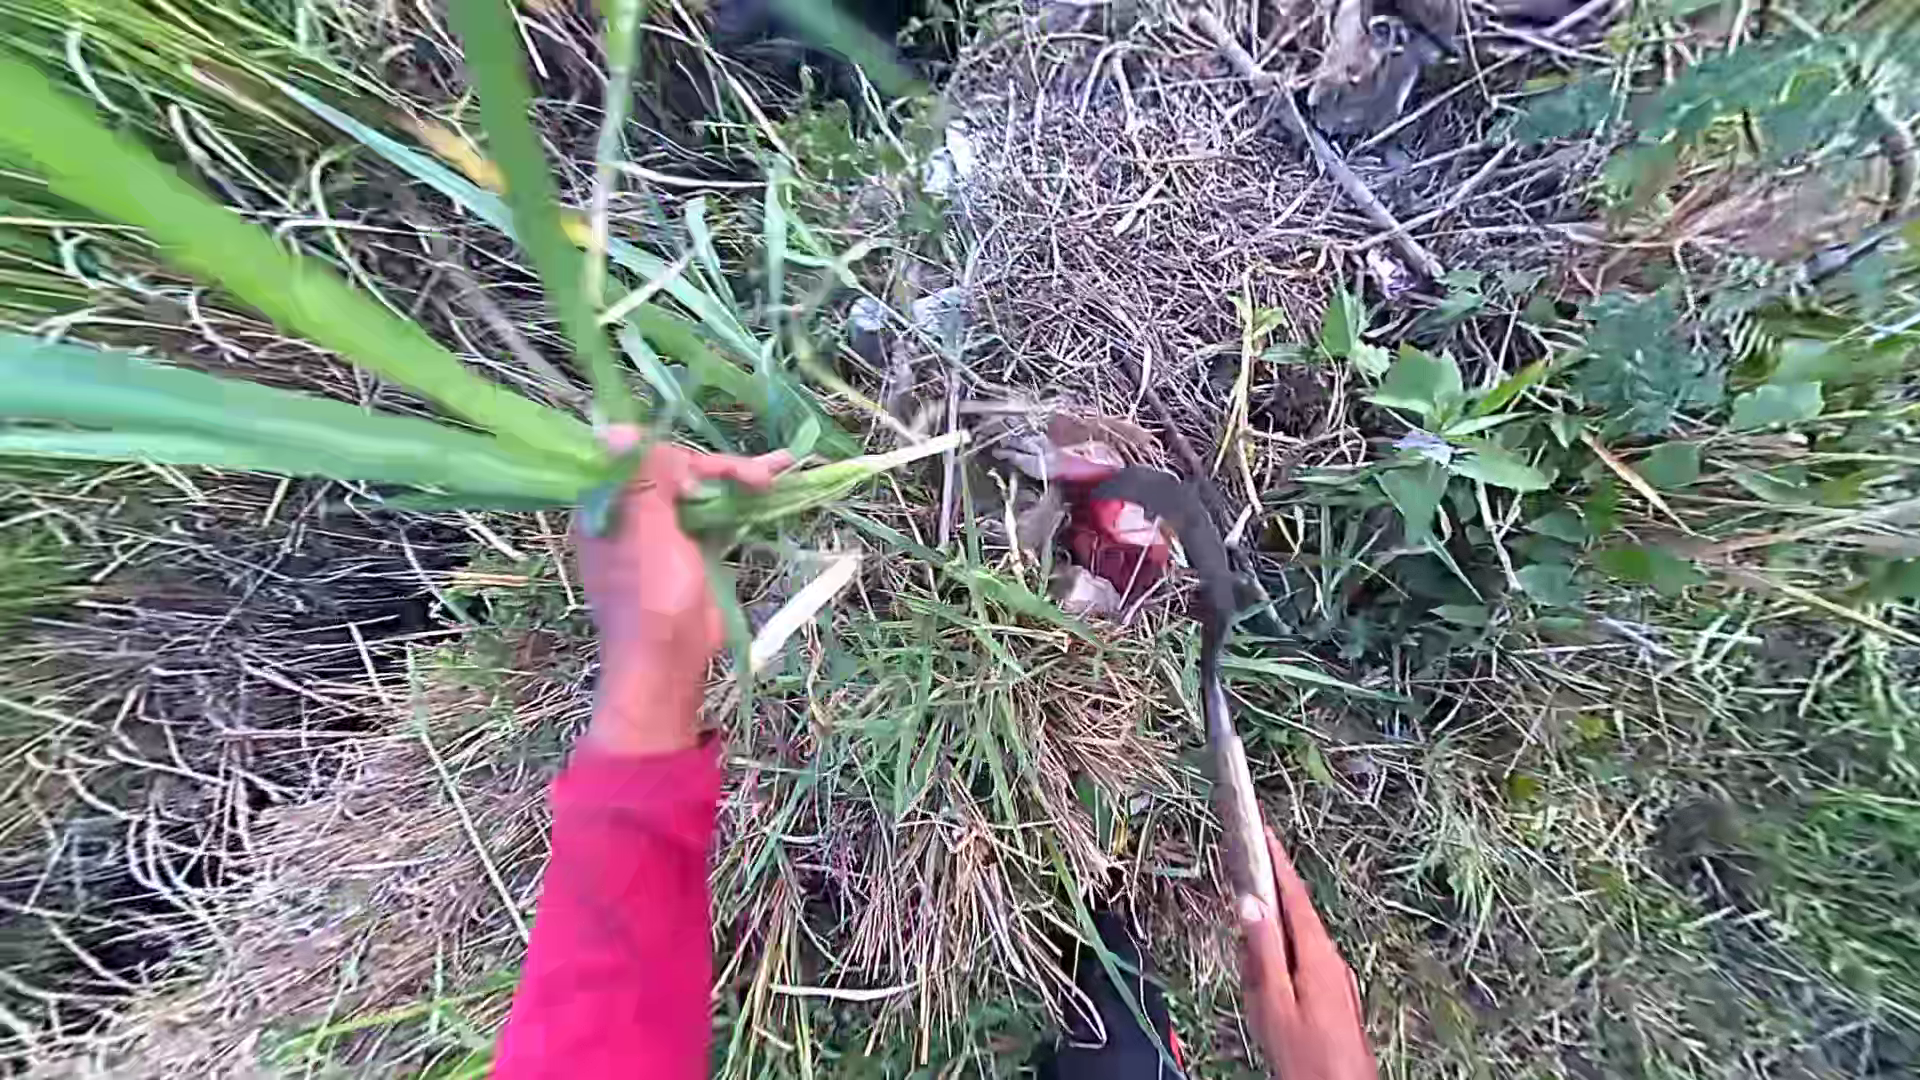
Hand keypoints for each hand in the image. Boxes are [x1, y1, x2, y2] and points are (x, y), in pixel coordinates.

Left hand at [576, 427, 788, 755]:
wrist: (670, 660)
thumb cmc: (653, 601)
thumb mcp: (647, 536)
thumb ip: (639, 482)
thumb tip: (618, 427)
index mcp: (608, 506)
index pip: (646, 459)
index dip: (684, 460)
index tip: (714, 479)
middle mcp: (632, 513)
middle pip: (679, 473)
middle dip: (723, 470)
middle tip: (766, 475)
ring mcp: (663, 532)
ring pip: (701, 492)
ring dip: (739, 480)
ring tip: (781, 468)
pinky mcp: (689, 549)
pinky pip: (713, 515)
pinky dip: (739, 503)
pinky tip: (769, 490)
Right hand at [1238, 828, 1376, 1079]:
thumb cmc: (1304, 1055)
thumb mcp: (1274, 1000)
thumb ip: (1261, 948)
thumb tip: (1249, 900)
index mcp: (1318, 954)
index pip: (1294, 893)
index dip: (1278, 859)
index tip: (1263, 829)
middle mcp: (1332, 959)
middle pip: (1294, 916)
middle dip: (1264, 908)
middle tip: (1240, 916)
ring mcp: (1337, 979)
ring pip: (1296, 942)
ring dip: (1270, 943)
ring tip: (1253, 976)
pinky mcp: (1335, 997)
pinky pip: (1302, 962)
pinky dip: (1281, 959)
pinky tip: (1268, 986)